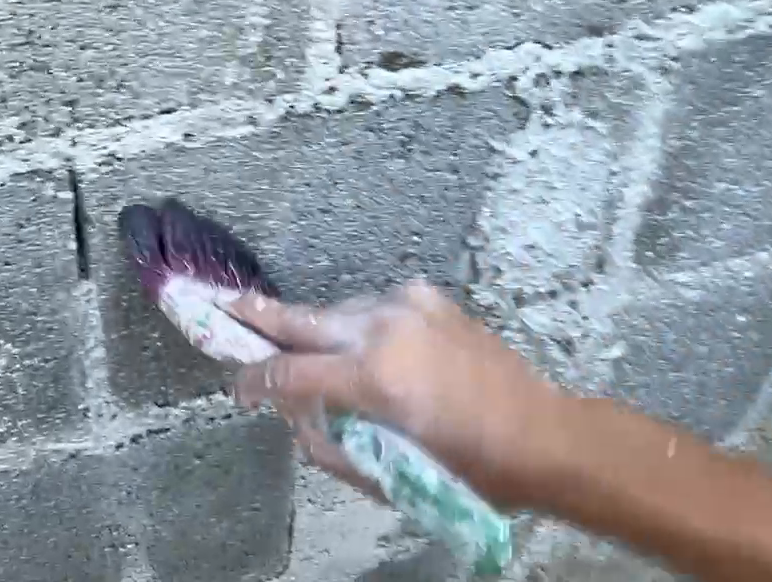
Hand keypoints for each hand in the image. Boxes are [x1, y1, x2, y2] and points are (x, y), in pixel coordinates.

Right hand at [228, 281, 574, 509]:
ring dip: (324, 332)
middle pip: (300, 317)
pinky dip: (367, 326)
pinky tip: (385, 348)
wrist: (548, 435)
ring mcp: (403, 304)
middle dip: (256, 314)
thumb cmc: (471, 469)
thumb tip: (293, 419)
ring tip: (331, 357)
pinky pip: (375, 307)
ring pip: (338, 312)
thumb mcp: (396, 476)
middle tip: (223, 304)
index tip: (238, 389)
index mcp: (374, 377)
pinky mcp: (424, 295)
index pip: (291, 374)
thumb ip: (331, 447)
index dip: (256, 382)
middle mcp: (381, 329)